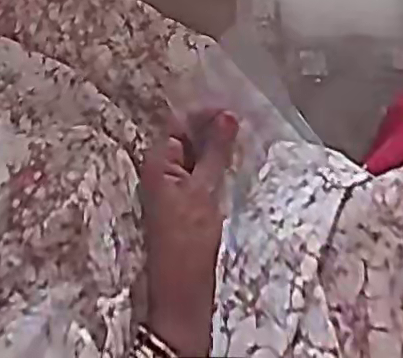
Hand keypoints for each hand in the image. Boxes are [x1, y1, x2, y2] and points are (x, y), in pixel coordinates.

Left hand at [141, 110, 237, 355]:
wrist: (183, 294)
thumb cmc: (188, 240)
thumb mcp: (204, 190)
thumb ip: (216, 150)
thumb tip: (228, 114)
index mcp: (158, 161)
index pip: (180, 121)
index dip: (205, 112)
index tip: (234, 110)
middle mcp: (161, 169)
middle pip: (187, 135)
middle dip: (214, 127)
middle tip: (244, 121)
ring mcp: (173, 185)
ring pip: (196, 153)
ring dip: (217, 145)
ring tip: (244, 137)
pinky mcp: (185, 200)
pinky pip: (200, 170)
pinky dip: (216, 163)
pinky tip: (235, 160)